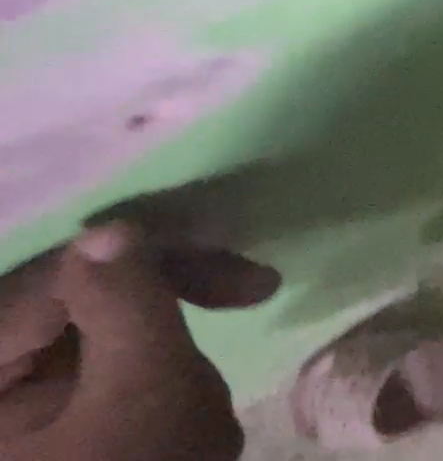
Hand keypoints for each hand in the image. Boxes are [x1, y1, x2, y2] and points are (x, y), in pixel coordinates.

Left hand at [0, 224, 279, 460]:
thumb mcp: (143, 387)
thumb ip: (126, 302)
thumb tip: (115, 224)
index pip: (40, 284)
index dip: (132, 246)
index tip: (223, 230)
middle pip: (60, 289)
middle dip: (163, 269)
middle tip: (247, 270)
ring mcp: (3, 382)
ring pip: (83, 300)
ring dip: (171, 283)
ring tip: (249, 287)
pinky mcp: (31, 386)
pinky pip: (87, 323)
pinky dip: (152, 308)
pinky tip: (209, 300)